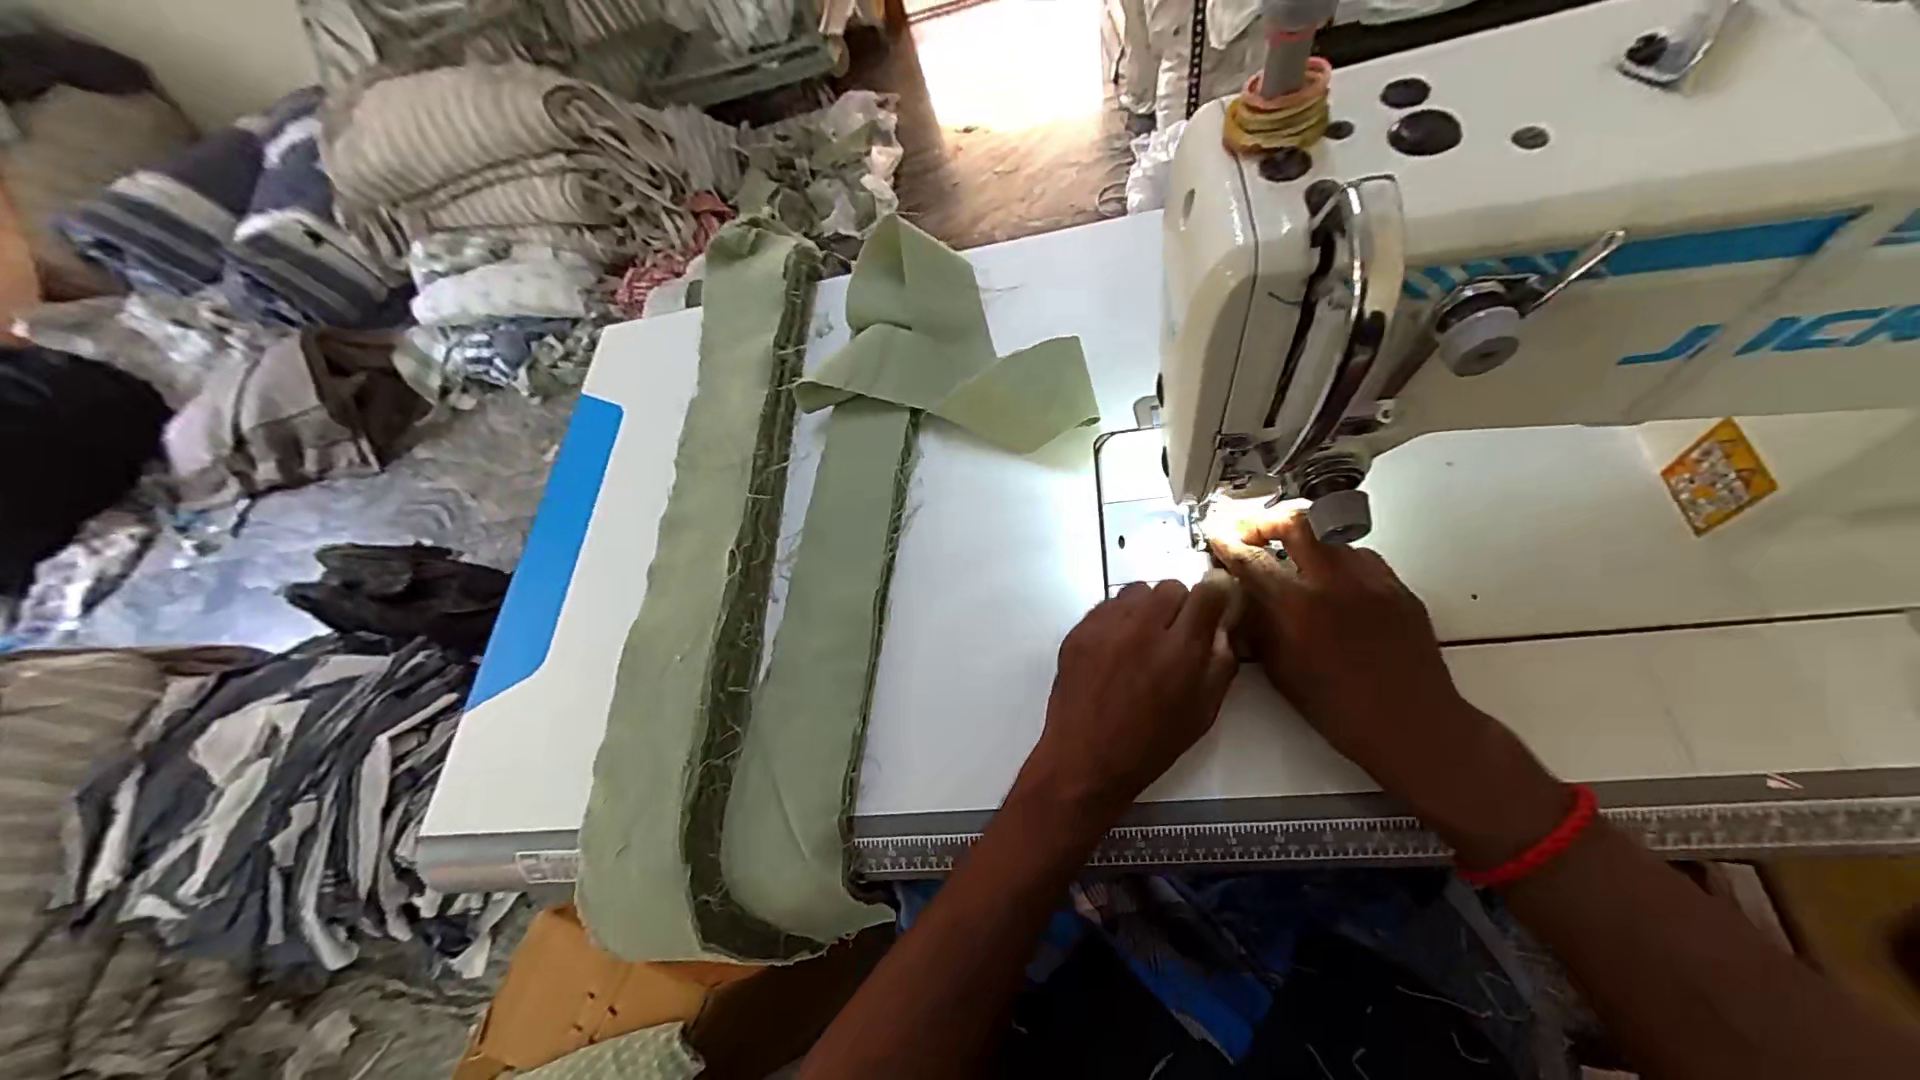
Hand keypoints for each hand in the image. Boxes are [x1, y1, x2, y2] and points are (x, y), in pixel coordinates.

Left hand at [1016, 579, 1238, 824]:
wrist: (1085, 757)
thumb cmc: (1149, 744)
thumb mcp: (1202, 712)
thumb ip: (1220, 663)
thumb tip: (1222, 627)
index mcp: (1180, 651)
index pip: (1207, 592)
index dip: (1215, 594)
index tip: (1213, 603)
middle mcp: (1142, 629)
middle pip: (1171, 586)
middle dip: (1180, 604)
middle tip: (1175, 632)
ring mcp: (1105, 627)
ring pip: (1137, 591)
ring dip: (1147, 608)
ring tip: (1143, 640)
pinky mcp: (1079, 630)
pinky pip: (1107, 606)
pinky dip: (1117, 618)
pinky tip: (1116, 648)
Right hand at [1208, 509, 1567, 865]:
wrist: (1410, 723)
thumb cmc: (1337, 706)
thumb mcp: (1280, 668)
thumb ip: (1258, 625)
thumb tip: (1241, 597)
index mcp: (1298, 608)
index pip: (1251, 559)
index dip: (1227, 543)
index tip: (1217, 536)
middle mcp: (1334, 584)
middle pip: (1296, 523)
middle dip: (1266, 522)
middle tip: (1253, 533)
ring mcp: (1371, 581)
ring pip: (1330, 537)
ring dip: (1304, 541)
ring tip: (1293, 560)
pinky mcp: (1397, 587)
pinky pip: (1360, 557)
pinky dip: (1337, 560)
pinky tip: (1332, 582)